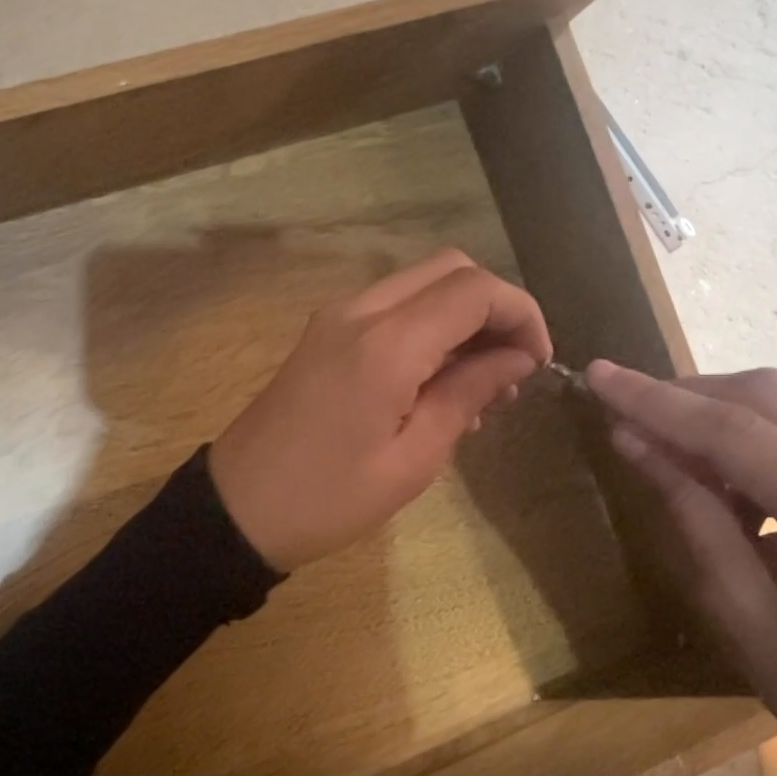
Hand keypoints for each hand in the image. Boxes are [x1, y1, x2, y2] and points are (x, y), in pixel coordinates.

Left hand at [209, 249, 550, 572]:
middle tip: (512, 370)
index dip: (521, 314)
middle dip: (493, 307)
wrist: (238, 506)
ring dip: (459, 317)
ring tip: (481, 387)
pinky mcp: (322, 333)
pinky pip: (389, 308)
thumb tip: (516, 359)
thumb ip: (467, 395)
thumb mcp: (412, 460)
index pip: (474, 289)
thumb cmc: (328, 497)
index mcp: (385, 343)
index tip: (538, 363)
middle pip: (448, 269)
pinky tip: (437, 383)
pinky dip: (425, 327)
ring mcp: (335, 317)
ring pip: (418, 284)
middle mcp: (359, 311)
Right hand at [586, 361, 776, 775]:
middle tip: (622, 408)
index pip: (738, 433)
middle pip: (772, 398)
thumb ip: (687, 507)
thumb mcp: (734, 604)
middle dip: (687, 395)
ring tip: (663, 441)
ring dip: (721, 412)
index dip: (656, 401)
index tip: (596, 375)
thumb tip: (629, 436)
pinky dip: (758, 436)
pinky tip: (721, 468)